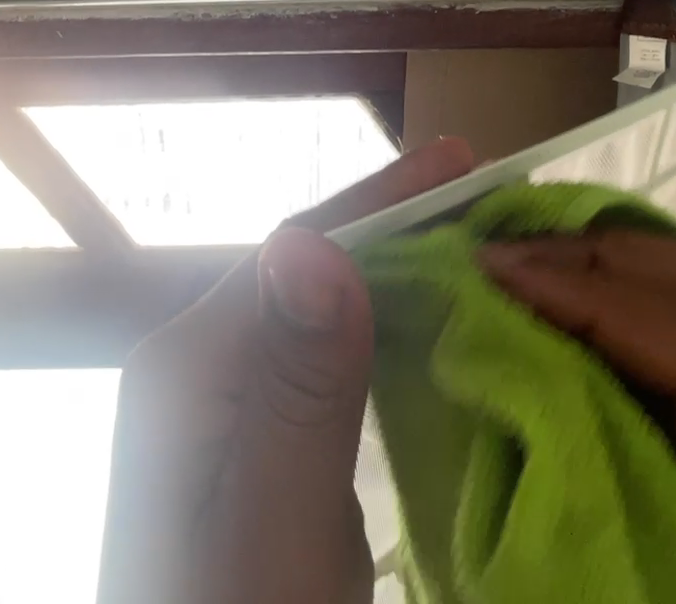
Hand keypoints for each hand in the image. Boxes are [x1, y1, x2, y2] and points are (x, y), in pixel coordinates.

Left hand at [96, 139, 474, 603]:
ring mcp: (220, 400)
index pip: (293, 249)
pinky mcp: (248, 435)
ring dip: (388, 277)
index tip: (461, 160)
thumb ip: (293, 384)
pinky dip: (374, 334)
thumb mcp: (274, 515)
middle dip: (392, 231)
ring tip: (469, 249)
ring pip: (314, 313)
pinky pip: (317, 362)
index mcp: (190, 360)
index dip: (379, 202)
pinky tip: (421, 328)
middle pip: (304, 272)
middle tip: (485, 203)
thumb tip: (309, 244)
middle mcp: (196, 362)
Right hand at [478, 230, 675, 603]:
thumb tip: (490, 378)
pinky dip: (637, 301)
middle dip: (594, 259)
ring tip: (525, 268)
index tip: (490, 272)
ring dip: (613, 269)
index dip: (588, 294)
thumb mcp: (658, 585)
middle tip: (495, 257)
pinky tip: (576, 306)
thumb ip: (582, 473)